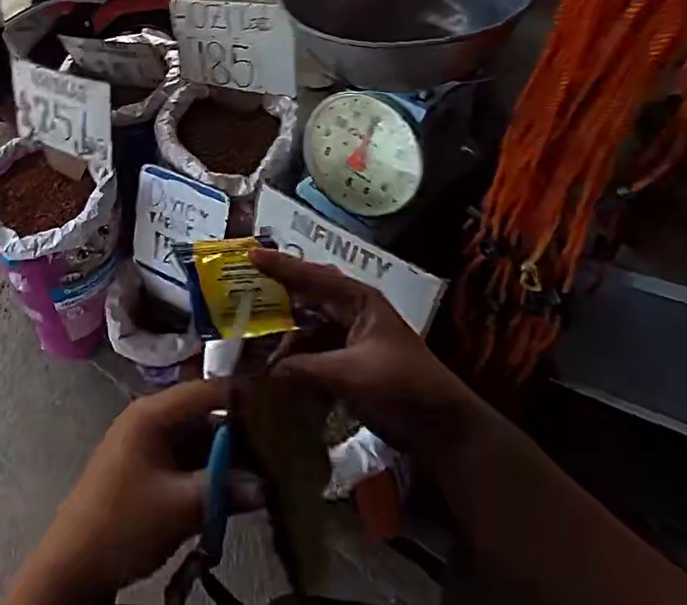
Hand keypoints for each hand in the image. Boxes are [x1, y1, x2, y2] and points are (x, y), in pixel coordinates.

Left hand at [6, 381, 263, 604]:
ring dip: (224, 458)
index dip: (240, 395)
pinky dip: (207, 473)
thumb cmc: (124, 522)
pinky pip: (185, 462)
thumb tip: (266, 487)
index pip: (205, 390)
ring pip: (196, 442)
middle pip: (202, 416)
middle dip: (237, 433)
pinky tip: (234, 490)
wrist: (72, 568)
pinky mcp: (146, 471)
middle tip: (275, 446)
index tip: (276, 405)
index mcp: (151, 414)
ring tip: (263, 470)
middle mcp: (149, 421)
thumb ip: (225, 491)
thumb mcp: (181, 506)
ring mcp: (146, 447)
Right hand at [250, 248, 484, 456]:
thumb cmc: (402, 389)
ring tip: (252, 340)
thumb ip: (304, 369)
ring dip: (284, 335)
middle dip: (277, 297)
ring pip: (310, 328)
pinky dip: (297, 359)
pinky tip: (276, 371)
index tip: (250, 256)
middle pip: (308, 297)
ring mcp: (354, 338)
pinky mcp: (353, 364)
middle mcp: (354, 312)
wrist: (445, 429)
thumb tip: (267, 371)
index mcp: (358, 301)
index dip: (280, 266)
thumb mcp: (350, 375)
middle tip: (241, 295)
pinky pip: (316, 352)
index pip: (312, 277)